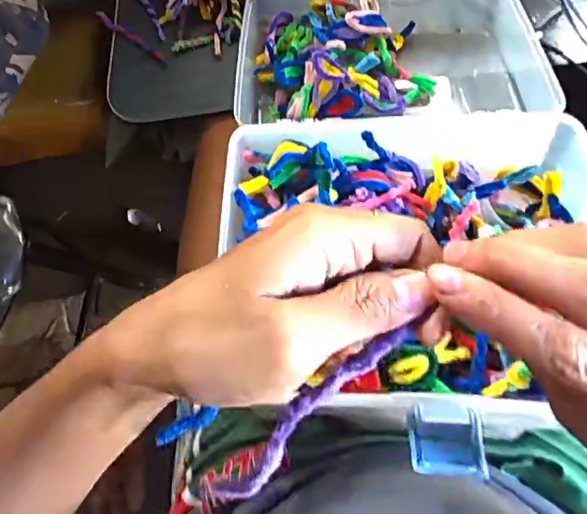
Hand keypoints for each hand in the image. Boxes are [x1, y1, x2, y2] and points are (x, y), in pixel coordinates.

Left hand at [94, 205, 440, 406]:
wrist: (154, 349)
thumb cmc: (218, 345)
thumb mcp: (296, 338)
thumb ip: (364, 309)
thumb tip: (429, 284)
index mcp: (325, 232)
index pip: (411, 235)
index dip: (431, 282)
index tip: (427, 338)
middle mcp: (320, 229)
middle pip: (394, 255)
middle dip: (405, 304)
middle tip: (384, 355)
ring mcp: (305, 251)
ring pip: (371, 277)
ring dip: (375, 319)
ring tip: (346, 357)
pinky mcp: (294, 274)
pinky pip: (343, 290)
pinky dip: (349, 322)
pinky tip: (328, 350)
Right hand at [428, 227, 586, 513]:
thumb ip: (543, 359)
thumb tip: (473, 293)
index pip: (578, 353)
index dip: (503, 311)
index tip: (445, 285)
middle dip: (513, 265)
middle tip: (456, 258)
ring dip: (528, 247)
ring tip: (481, 251)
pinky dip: (555, 244)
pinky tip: (522, 250)